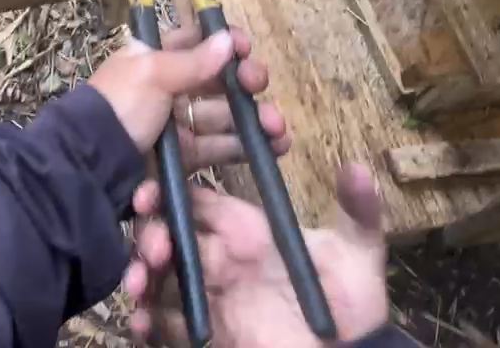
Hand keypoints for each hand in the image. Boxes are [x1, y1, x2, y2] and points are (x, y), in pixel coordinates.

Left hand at [87, 25, 290, 169]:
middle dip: (244, 82)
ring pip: (222, 116)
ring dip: (253, 118)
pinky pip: (218, 148)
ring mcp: (175, 124)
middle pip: (214, 80)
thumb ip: (193, 62)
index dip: (221, 42)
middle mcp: (166, 87)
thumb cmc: (120, 106)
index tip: (245, 46)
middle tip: (260, 84)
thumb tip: (227, 40)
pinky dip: (245, 147)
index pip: (193, 42)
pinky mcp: (182, 157)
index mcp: (152, 58)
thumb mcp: (151, 74)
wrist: (92, 164)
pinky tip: (274, 147)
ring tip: (278, 127)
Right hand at [122, 167, 389, 346]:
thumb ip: (359, 212)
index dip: (166, 189)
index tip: (149, 192)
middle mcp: (217, 257)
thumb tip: (360, 167)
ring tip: (139, 285)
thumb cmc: (350, 309)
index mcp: (242, 228)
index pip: (192, 198)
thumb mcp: (357, 257)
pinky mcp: (206, 335)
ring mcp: (209, 296)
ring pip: (158, 275)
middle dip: (149, 233)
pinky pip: (165, 326)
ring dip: (140, 274)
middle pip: (166, 233)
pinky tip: (142, 324)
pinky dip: (147, 323)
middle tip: (153, 247)